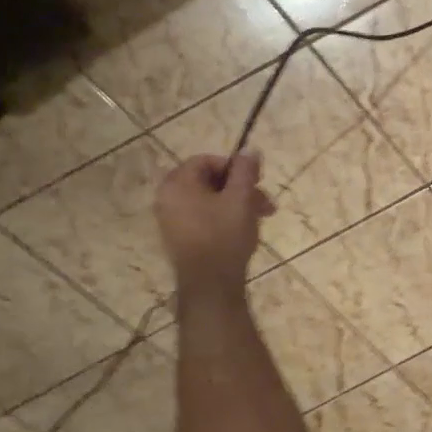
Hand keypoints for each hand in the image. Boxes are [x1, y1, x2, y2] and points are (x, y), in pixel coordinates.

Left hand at [155, 152, 275, 290]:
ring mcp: (170, 217)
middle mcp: (167, 197)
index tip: (256, 180)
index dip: (234, 166)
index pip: (205, 160)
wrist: (210, 281)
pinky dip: (223, 215)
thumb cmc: (225, 234)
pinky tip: (243, 228)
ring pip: (208, 198)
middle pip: (208, 180)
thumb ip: (245, 171)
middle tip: (264, 202)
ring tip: (260, 217)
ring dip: (237, 202)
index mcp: (178, 184)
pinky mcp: (178, 234)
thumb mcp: (241, 199)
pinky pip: (202, 214)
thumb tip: (249, 150)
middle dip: (240, 188)